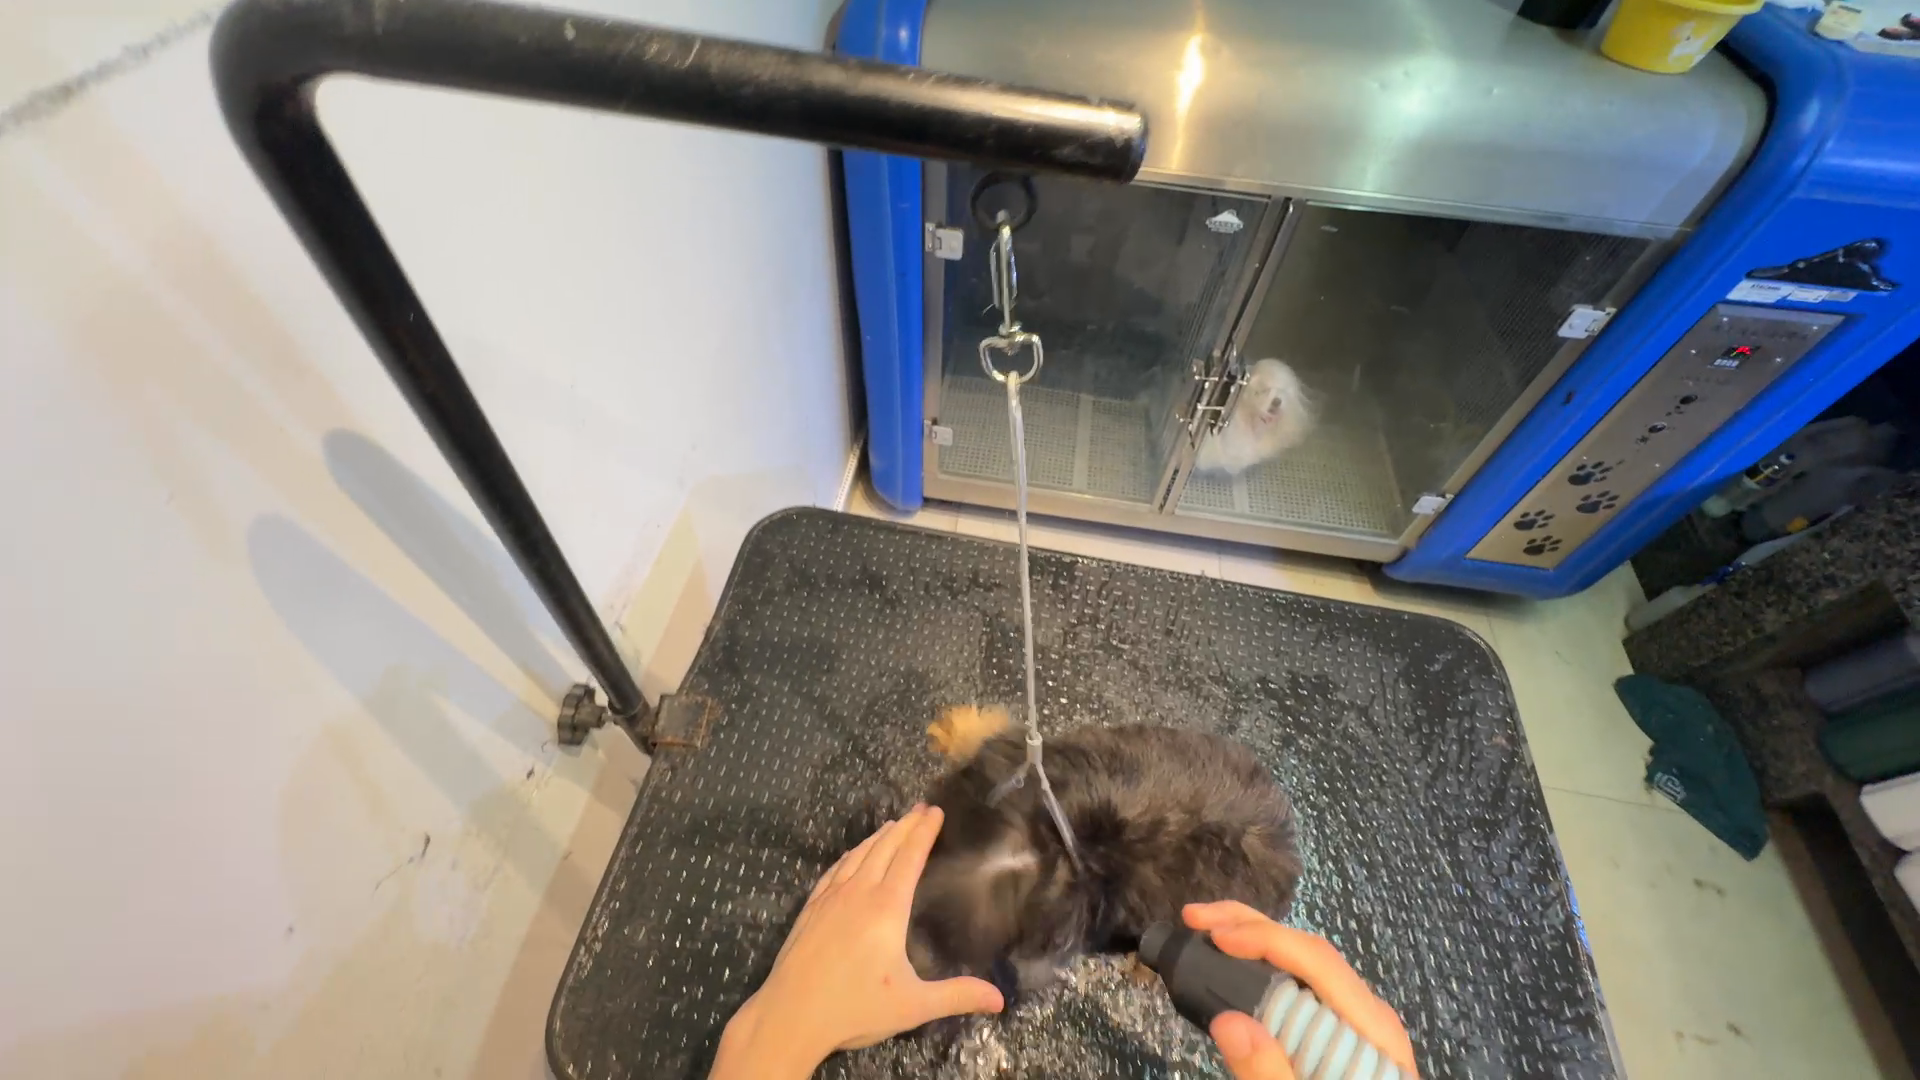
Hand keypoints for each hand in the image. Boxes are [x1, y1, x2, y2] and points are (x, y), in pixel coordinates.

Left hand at [709, 805, 1004, 1078]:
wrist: (789, 1015)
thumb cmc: (855, 1008)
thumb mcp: (913, 1005)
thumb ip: (957, 996)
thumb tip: (1000, 999)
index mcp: (888, 908)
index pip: (910, 857)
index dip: (924, 832)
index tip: (936, 811)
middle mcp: (860, 892)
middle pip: (886, 847)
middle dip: (906, 824)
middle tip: (920, 807)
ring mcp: (832, 896)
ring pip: (859, 853)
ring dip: (879, 835)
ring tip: (893, 823)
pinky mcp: (812, 907)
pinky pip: (836, 868)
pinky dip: (851, 853)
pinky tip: (853, 853)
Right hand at [1184, 901, 1417, 1079]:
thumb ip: (1271, 1078)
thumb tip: (1227, 1019)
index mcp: (1374, 1033)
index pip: (1318, 961)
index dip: (1265, 938)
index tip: (1215, 937)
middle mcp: (1366, 1017)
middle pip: (1307, 950)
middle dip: (1249, 925)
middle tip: (1195, 918)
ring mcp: (1352, 1026)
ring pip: (1301, 961)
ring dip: (1250, 937)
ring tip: (1204, 928)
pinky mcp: (1335, 1038)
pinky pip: (1297, 986)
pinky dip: (1258, 966)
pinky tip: (1230, 965)